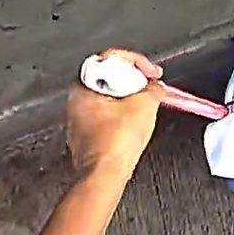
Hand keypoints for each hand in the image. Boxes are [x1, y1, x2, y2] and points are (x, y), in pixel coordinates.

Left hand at [67, 49, 162, 182]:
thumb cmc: (115, 143)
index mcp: (83, 85)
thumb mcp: (145, 105)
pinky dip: (122, 115)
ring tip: (144, 106)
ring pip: (109, 97)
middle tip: (149, 87)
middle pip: (109, 77)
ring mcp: (80, 119)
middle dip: (134, 80)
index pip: (111, 59)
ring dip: (129, 98)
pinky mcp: (87, 135)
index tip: (152, 72)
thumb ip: (153, 89)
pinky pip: (107, 116)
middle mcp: (76, 100)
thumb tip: (157, 88)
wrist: (105, 175)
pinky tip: (133, 124)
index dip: (137, 62)